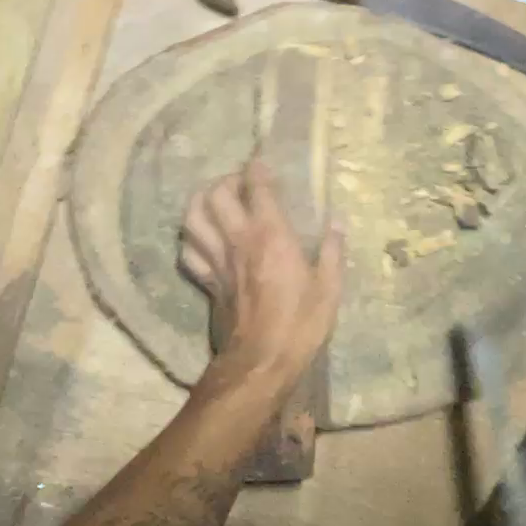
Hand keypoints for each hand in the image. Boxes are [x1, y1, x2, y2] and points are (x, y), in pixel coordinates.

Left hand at [179, 159, 345, 388]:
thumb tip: (338, 221)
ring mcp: (217, 261)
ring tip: (215, 200)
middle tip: (242, 183)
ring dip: (200, 202)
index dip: (258, 169)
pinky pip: (188, 252)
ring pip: (192, 217)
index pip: (257, 188)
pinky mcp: (206, 282)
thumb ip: (332, 250)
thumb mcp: (329, 287)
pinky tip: (203, 238)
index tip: (263, 163)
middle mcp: (238, 240)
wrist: (260, 362)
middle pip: (216, 194)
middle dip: (227, 180)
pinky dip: (191, 238)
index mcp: (271, 236)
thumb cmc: (300, 324)